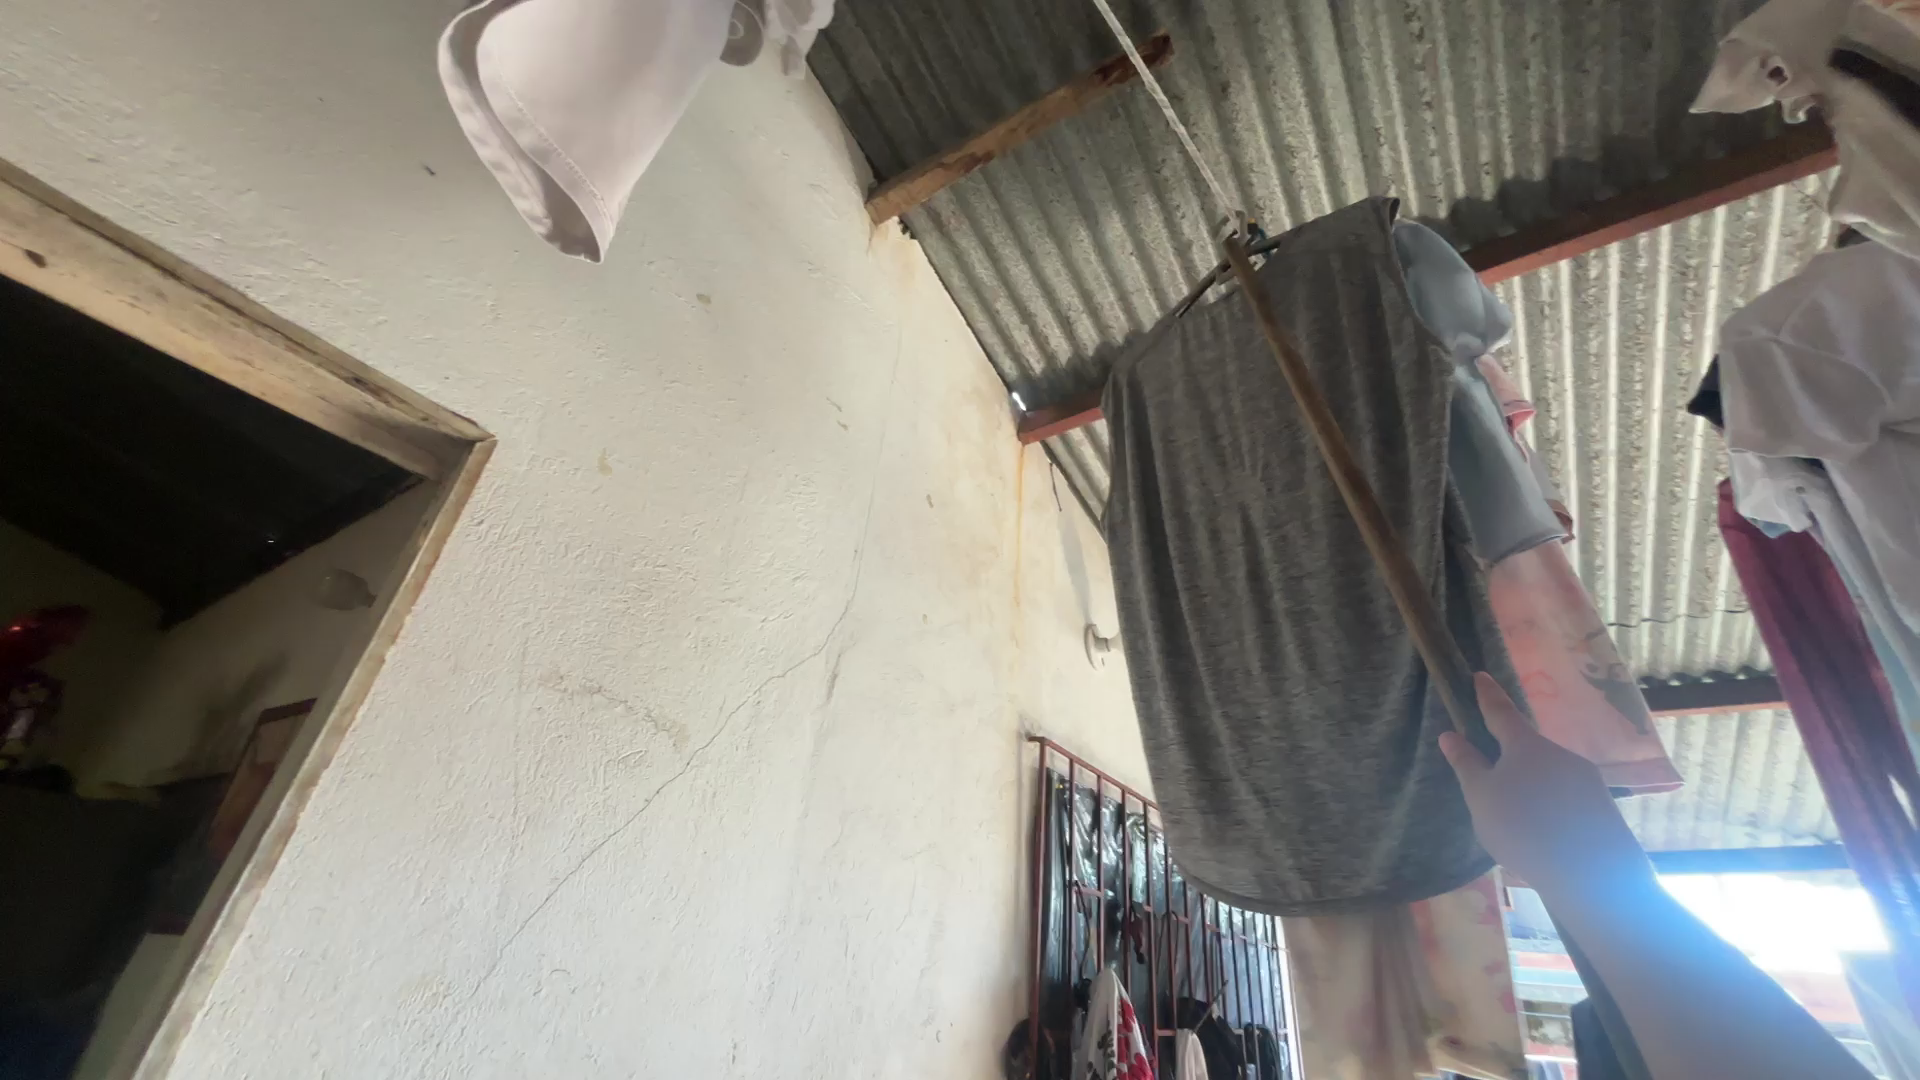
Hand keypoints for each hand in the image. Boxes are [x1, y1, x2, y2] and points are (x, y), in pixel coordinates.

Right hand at [1440, 673, 1654, 897]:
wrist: (1597, 879)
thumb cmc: (1525, 828)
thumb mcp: (1481, 796)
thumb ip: (1467, 764)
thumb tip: (1451, 735)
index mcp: (1527, 746)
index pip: (1501, 712)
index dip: (1487, 694)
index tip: (1480, 676)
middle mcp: (1560, 755)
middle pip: (1526, 746)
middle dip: (1506, 753)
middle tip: (1488, 774)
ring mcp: (1587, 782)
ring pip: (1546, 773)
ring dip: (1527, 783)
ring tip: (1512, 814)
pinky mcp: (1602, 809)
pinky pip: (1564, 795)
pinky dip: (1546, 803)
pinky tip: (1538, 830)